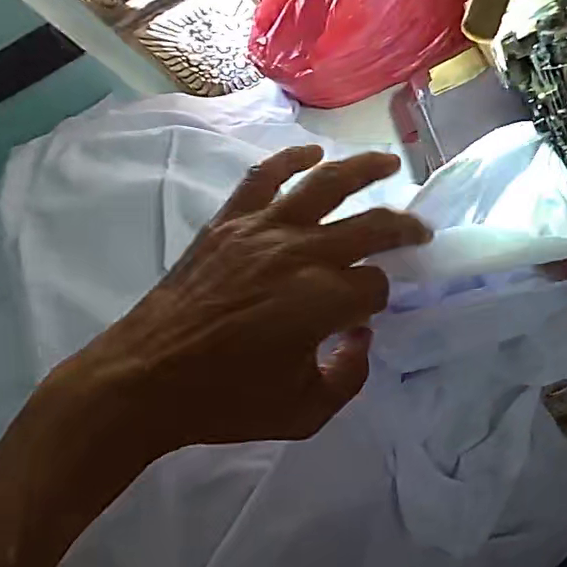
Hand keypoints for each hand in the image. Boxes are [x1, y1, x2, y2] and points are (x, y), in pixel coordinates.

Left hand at [39, 145, 429, 470]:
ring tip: (387, 162)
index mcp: (323, 300)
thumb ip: (349, 376)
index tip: (373, 309)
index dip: (381, 297)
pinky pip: (263, 176)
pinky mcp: (229, 221)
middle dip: (403, 228)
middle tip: (419, 231)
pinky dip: (289, 159)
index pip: (375, 284)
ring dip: (363, 169)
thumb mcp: (304, 413)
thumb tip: (360, 334)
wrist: (147, 377)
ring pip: (324, 184)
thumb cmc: (225, 401)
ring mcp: (262, 229)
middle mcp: (300, 253)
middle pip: (369, 225)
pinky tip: (310, 154)